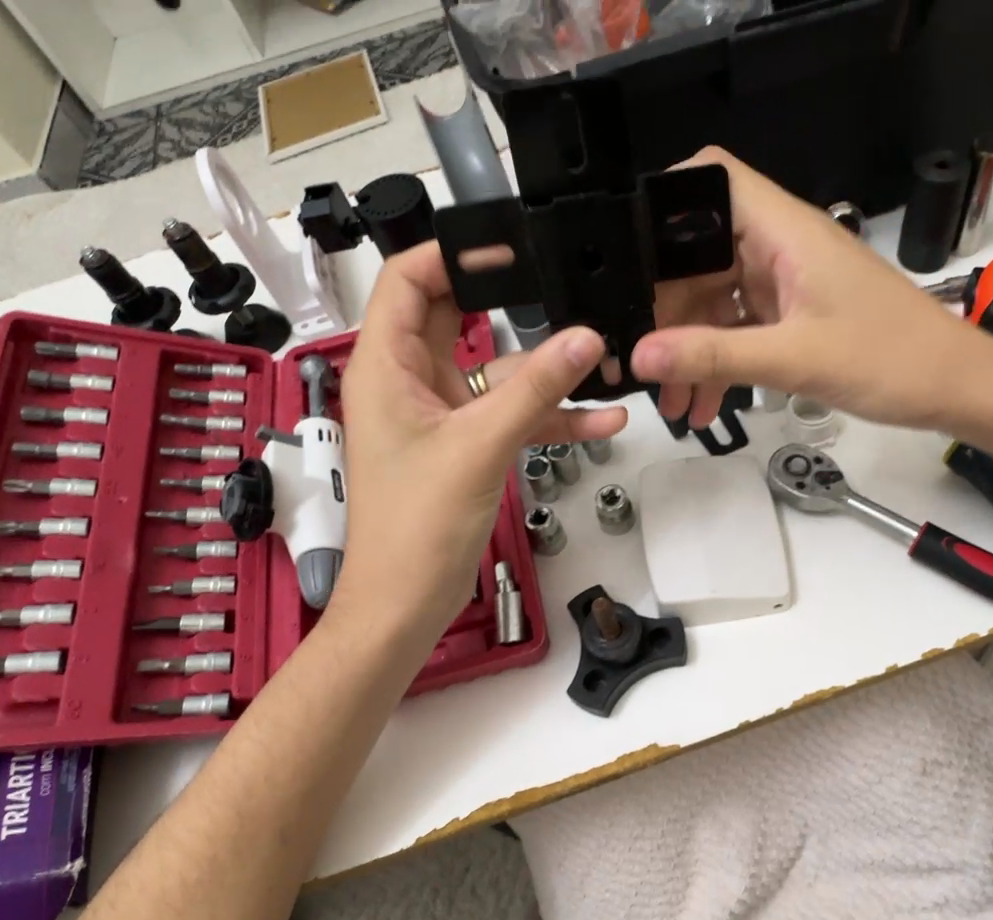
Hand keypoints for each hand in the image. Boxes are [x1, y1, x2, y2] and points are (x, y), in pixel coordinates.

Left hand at [328, 243, 623, 649]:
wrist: (406, 604)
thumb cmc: (416, 526)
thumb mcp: (479, 446)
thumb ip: (536, 390)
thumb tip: (587, 338)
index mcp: (387, 366)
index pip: (407, 281)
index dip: (450, 254)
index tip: (506, 242)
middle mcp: (409, 382)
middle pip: (458, 320)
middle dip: (512, 305)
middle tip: (564, 282)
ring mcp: (440, 416)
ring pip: (495, 374)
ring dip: (546, 374)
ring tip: (605, 363)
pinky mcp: (465, 447)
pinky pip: (510, 416)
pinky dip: (549, 418)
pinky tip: (602, 420)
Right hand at [635, 148, 990, 430]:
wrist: (953, 387)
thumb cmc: (892, 357)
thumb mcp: (795, 358)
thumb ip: (714, 356)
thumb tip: (642, 356)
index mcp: (784, 232)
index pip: (711, 181)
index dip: (662, 203)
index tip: (623, 252)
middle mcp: (780, 248)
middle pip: (698, 256)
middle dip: (665, 309)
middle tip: (639, 358)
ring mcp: (786, 283)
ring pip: (715, 303)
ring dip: (689, 351)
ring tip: (670, 404)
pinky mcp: (793, 316)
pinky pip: (739, 332)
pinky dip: (718, 365)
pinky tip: (702, 407)